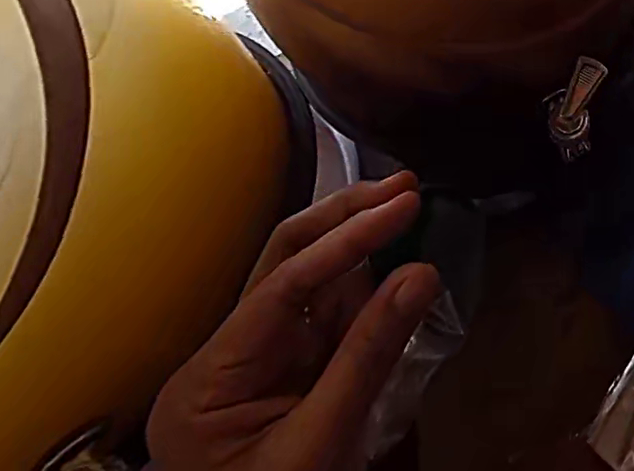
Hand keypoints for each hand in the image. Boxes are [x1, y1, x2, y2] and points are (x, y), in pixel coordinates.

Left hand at [147, 173, 441, 470]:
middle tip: (404, 187)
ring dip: (365, 245)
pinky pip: (338, 309)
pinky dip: (373, 286)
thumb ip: (369, 358)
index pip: (286, 282)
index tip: (405, 204)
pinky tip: (399, 267)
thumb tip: (423, 274)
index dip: (351, 237)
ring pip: (317, 274)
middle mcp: (233, 349)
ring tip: (409, 216)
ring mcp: (266, 353)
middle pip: (287, 257)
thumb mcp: (320, 447)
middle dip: (346, 216)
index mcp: (211, 376)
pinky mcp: (298, 363)